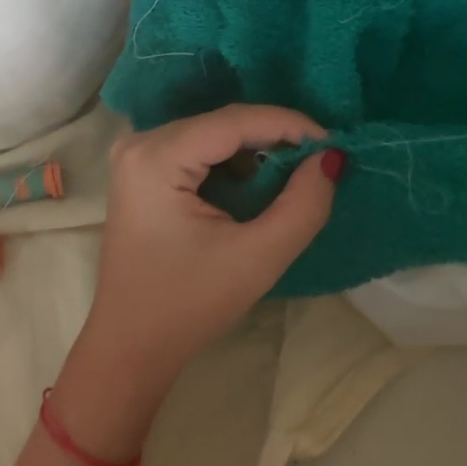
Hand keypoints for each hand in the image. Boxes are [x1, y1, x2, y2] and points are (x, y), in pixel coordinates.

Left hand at [51, 105, 345, 459]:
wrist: (131, 344)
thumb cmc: (189, 304)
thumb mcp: (256, 258)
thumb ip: (302, 206)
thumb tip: (331, 158)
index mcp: (155, 157)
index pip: (233, 121)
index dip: (289, 125)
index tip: (336, 143)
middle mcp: (139, 142)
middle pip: (221, 124)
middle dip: (274, 137)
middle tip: (322, 159)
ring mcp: (136, 154)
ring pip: (212, 135)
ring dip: (256, 150)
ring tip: (298, 173)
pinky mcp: (142, 171)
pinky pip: (197, 150)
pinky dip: (233, 162)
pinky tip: (260, 185)